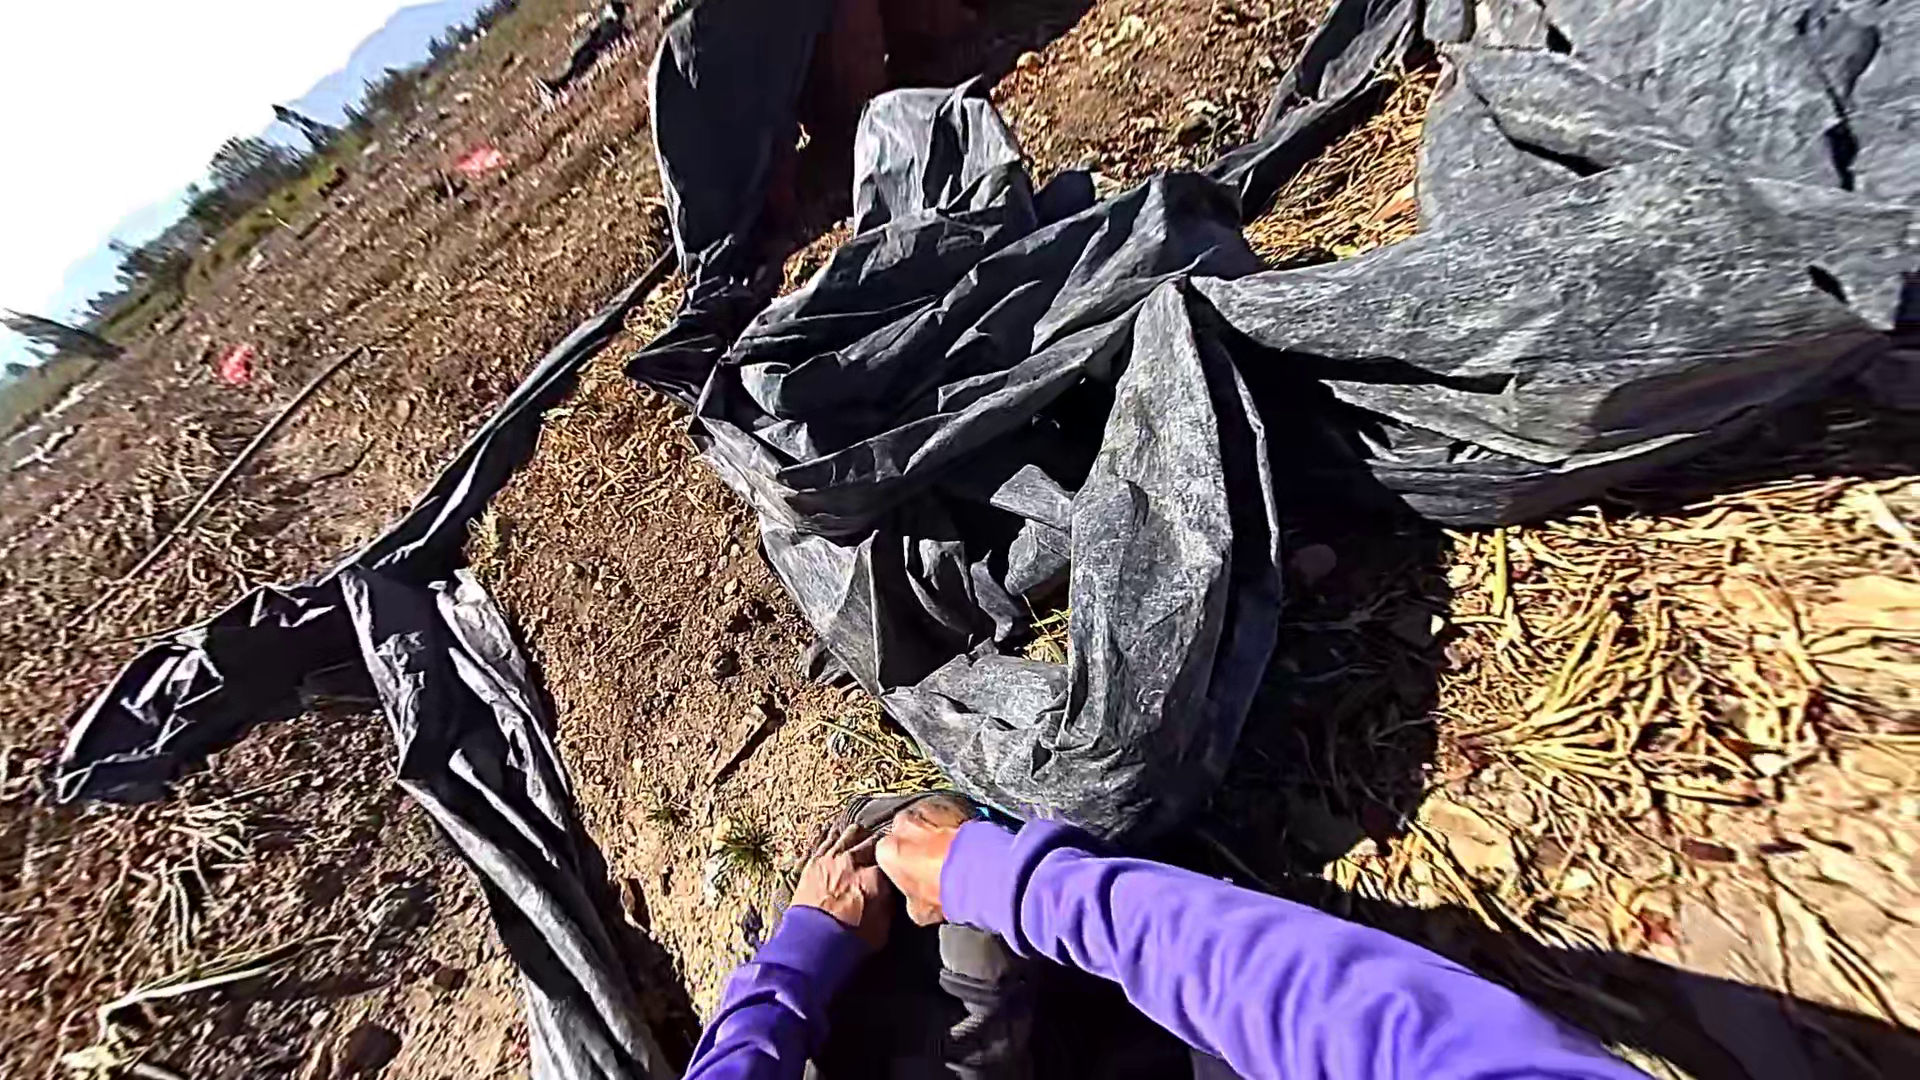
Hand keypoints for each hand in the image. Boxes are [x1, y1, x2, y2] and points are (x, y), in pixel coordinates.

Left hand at [791, 823, 893, 948]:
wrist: (808, 948)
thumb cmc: (848, 943)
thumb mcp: (882, 929)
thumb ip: (888, 904)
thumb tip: (891, 892)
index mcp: (874, 877)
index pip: (890, 859)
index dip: (893, 863)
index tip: (895, 865)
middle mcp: (854, 861)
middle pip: (872, 842)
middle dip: (878, 846)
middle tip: (881, 851)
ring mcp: (832, 857)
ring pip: (851, 833)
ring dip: (859, 836)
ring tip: (862, 838)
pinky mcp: (814, 861)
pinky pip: (827, 840)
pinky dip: (835, 837)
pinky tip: (839, 835)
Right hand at [875, 796, 972, 925]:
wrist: (972, 867)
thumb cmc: (940, 888)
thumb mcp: (917, 910)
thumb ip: (910, 898)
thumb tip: (917, 901)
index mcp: (887, 850)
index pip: (887, 855)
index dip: (901, 865)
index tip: (913, 874)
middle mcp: (900, 823)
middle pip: (904, 831)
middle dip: (914, 841)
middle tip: (932, 859)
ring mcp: (924, 809)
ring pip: (924, 819)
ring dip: (932, 829)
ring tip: (948, 849)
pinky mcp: (948, 802)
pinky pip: (944, 812)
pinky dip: (949, 821)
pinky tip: (960, 839)